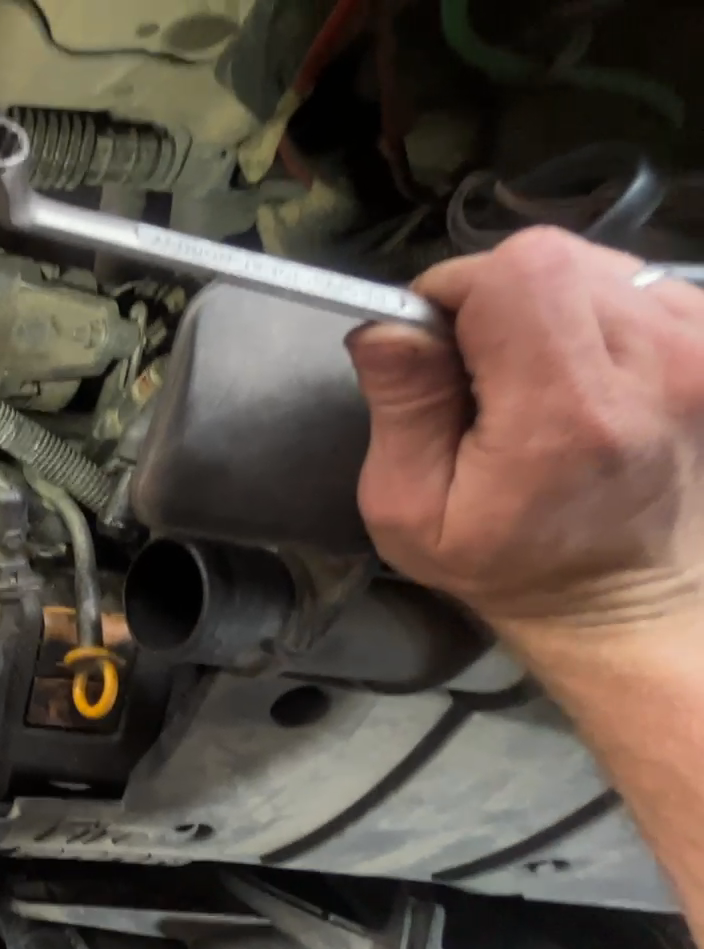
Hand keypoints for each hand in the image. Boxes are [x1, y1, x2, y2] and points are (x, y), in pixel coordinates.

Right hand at [348, 227, 703, 651]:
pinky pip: (628, 284)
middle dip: (485, 297)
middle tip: (462, 367)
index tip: (424, 343)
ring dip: (532, 305)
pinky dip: (577, 313)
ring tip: (515, 375)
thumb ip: (402, 408)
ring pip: (591, 264)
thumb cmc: (494, 557)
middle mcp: (659, 363)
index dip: (450, 290)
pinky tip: (563, 370)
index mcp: (566, 412)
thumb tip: (385, 326)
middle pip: (553, 258)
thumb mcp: (406, 504)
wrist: (620, 593)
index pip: (518, 274)